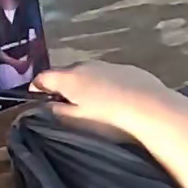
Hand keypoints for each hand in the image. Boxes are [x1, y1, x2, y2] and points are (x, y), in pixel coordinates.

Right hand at [32, 63, 179, 133]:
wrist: (150, 108)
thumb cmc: (108, 119)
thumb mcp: (77, 122)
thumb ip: (57, 113)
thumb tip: (47, 106)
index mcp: (69, 78)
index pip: (43, 78)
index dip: (36, 89)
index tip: (36, 100)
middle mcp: (86, 65)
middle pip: (67, 74)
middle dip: (62, 87)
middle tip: (66, 106)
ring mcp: (109, 65)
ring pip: (89, 73)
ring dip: (86, 85)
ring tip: (93, 105)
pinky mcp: (129, 69)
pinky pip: (110, 76)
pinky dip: (106, 85)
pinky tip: (116, 100)